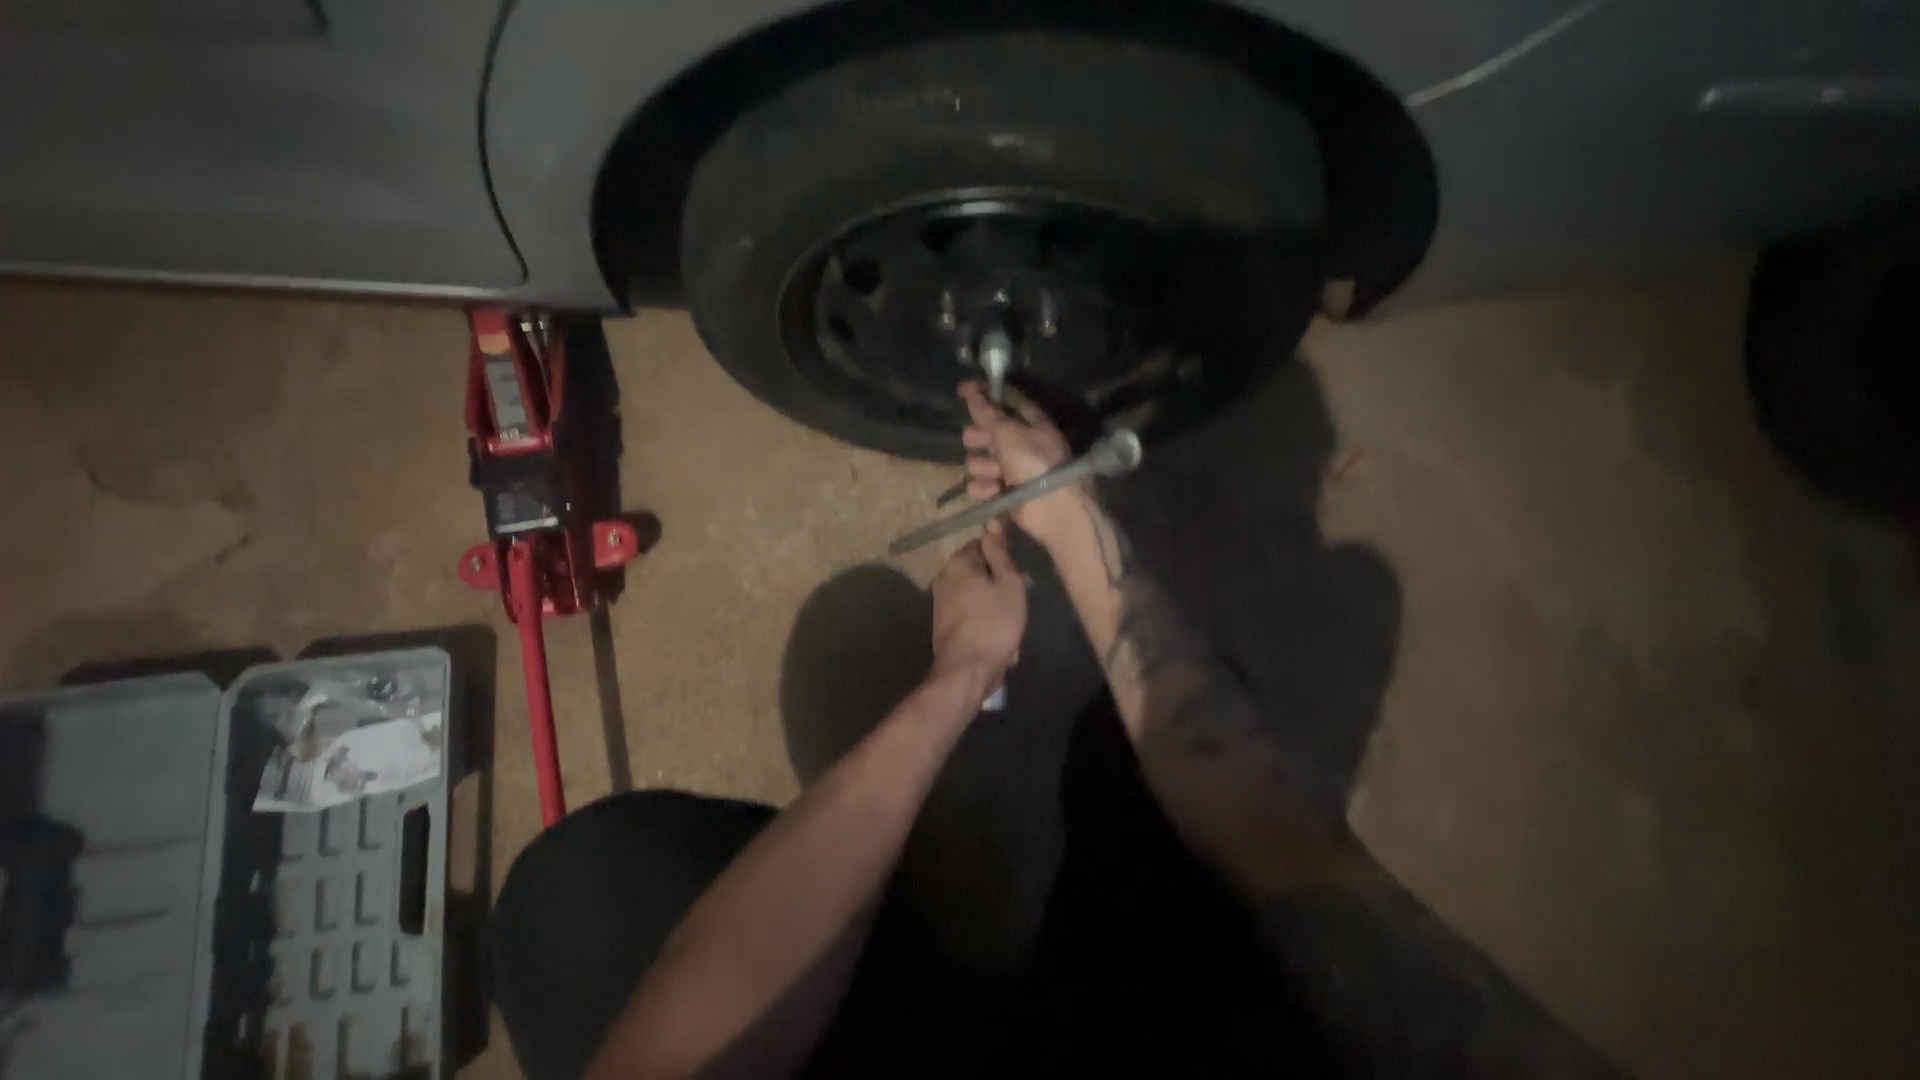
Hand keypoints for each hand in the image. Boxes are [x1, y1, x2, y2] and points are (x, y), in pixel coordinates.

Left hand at [929, 521, 1027, 689]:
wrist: (967, 669)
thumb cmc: (994, 622)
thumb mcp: (1008, 583)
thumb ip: (1000, 552)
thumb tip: (992, 522)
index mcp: (958, 562)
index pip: (981, 544)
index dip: (1001, 556)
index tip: (1015, 574)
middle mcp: (943, 577)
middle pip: (977, 570)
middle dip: (996, 582)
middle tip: (1014, 601)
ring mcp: (939, 602)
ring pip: (974, 593)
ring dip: (991, 604)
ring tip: (1007, 622)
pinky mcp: (942, 623)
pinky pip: (969, 613)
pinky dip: (982, 621)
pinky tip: (995, 636)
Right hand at [958, 382, 1078, 542]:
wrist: (1053, 508)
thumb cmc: (1035, 462)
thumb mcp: (1010, 432)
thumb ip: (987, 413)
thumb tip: (971, 390)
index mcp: (1030, 423)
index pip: (1004, 401)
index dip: (984, 394)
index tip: (962, 390)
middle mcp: (1020, 443)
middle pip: (987, 432)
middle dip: (978, 437)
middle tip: (976, 441)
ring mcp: (1012, 469)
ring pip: (980, 460)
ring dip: (983, 467)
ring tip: (996, 474)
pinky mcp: (1004, 492)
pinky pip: (982, 485)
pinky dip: (985, 488)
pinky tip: (995, 491)